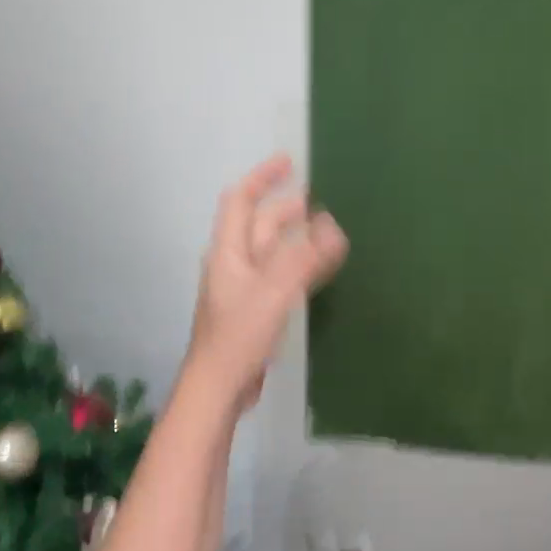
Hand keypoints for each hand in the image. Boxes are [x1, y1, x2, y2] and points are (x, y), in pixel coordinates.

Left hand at [183, 154, 348, 413]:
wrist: (218, 388)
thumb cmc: (239, 336)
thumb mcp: (274, 292)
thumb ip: (303, 257)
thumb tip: (332, 224)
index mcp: (229, 252)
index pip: (240, 201)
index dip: (262, 178)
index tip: (288, 162)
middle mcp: (233, 264)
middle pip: (257, 225)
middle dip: (284, 207)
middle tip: (316, 196)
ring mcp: (242, 289)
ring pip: (269, 250)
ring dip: (292, 235)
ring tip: (322, 226)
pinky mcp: (254, 311)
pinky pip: (277, 274)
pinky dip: (296, 262)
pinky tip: (314, 268)